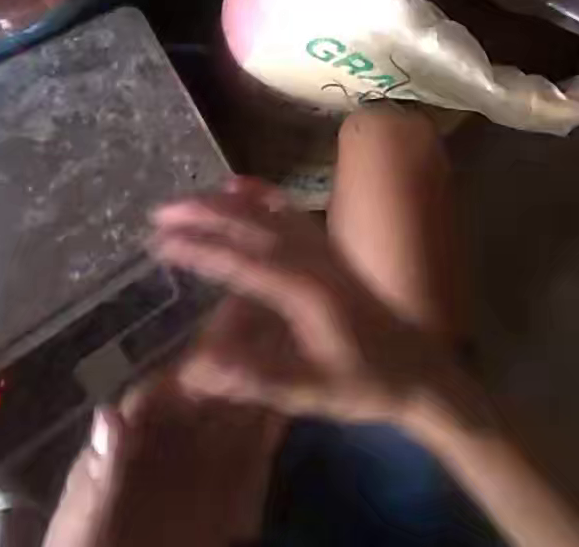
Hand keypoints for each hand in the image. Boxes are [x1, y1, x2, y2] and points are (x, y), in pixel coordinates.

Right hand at [150, 178, 458, 425]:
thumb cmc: (364, 384)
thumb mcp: (310, 392)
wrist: (419, 368)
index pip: (242, 261)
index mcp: (305, 291)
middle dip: (202, 214)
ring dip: (222, 202)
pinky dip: (259, 193)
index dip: (199, 249)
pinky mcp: (325, 245)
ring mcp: (320, 245)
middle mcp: (311, 257)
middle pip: (251, 224)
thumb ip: (254, 378)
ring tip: (184, 199)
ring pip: (266, 211)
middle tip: (159, 214)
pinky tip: (237, 185)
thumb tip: (194, 368)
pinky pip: (287, 209)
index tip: (160, 242)